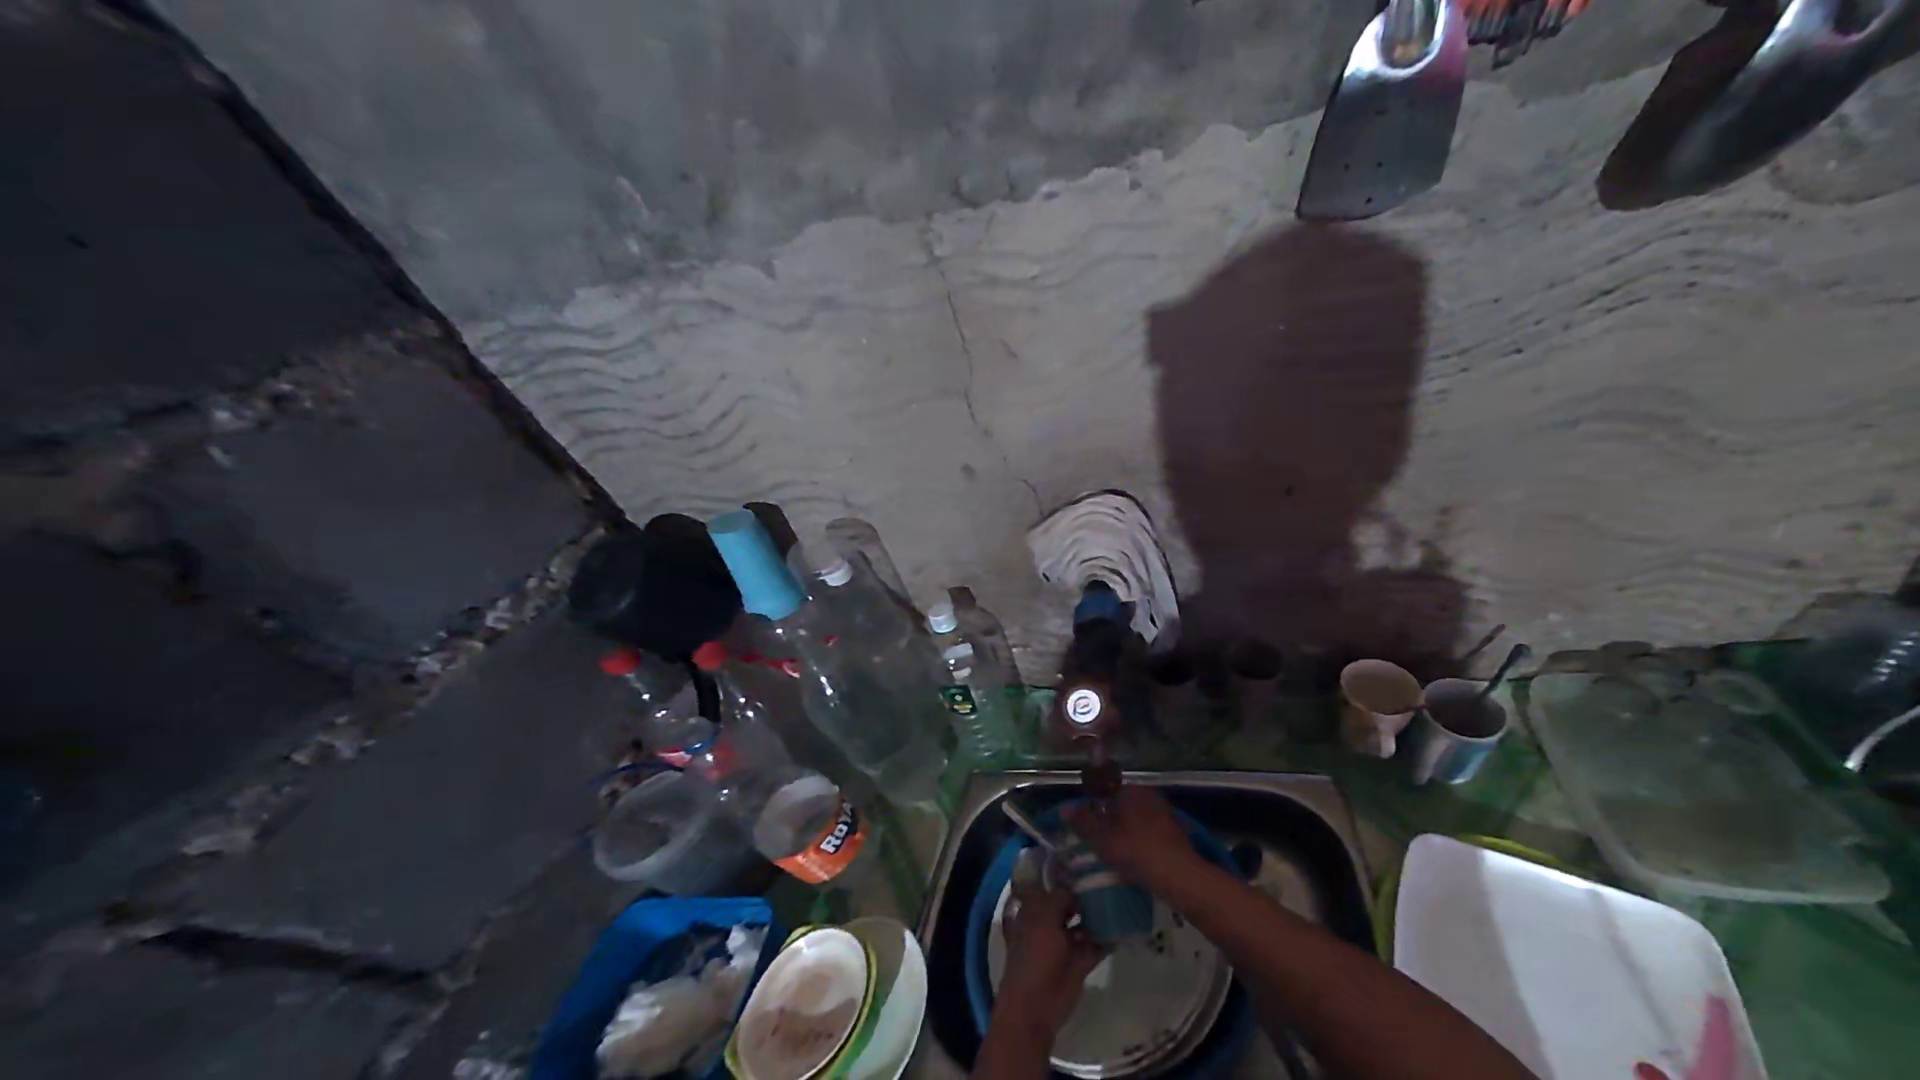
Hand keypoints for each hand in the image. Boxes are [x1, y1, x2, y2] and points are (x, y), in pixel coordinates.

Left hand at [994, 876, 1107, 1035]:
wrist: (1036, 1005)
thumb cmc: (1034, 956)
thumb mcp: (1044, 919)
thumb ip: (1060, 899)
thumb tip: (1075, 887)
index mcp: (1033, 909)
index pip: (1051, 885)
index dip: (1067, 875)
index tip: (1089, 862)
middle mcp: (1049, 922)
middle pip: (1070, 904)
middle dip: (1087, 894)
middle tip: (1111, 877)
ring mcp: (1065, 942)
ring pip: (1085, 923)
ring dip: (1100, 914)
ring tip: (1122, 898)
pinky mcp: (1080, 961)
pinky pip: (1096, 944)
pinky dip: (1108, 937)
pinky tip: (1125, 925)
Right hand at [1061, 785, 1202, 889]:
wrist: (1181, 876)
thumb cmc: (1137, 851)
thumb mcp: (1102, 838)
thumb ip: (1082, 821)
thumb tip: (1064, 807)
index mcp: (1131, 790)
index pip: (1105, 786)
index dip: (1092, 800)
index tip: (1084, 817)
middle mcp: (1149, 795)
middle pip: (1121, 800)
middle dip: (1107, 813)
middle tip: (1095, 834)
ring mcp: (1164, 813)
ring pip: (1135, 815)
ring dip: (1123, 826)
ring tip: (1111, 846)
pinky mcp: (1174, 832)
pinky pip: (1147, 829)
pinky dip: (1137, 837)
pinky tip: (1132, 853)